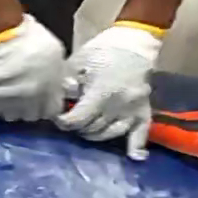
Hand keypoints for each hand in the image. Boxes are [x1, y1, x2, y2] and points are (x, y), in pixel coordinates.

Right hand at [0, 14, 67, 122]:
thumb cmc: (30, 40)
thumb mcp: (55, 54)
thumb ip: (57, 74)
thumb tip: (58, 85)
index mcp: (49, 89)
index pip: (51, 111)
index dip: (48, 106)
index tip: (44, 99)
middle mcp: (29, 101)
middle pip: (30, 117)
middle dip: (30, 109)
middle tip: (26, 98)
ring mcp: (7, 103)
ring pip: (11, 117)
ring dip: (11, 109)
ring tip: (9, 98)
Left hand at [60, 23, 160, 160]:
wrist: (134, 40)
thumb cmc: (99, 52)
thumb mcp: (74, 65)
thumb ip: (63, 87)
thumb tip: (52, 105)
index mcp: (103, 92)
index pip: (78, 120)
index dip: (63, 122)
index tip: (56, 118)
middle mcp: (121, 102)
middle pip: (92, 128)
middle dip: (76, 127)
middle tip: (69, 121)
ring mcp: (135, 106)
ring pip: (111, 133)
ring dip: (94, 135)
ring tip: (84, 128)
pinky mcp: (145, 106)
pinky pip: (143, 130)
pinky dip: (137, 144)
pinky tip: (135, 157)